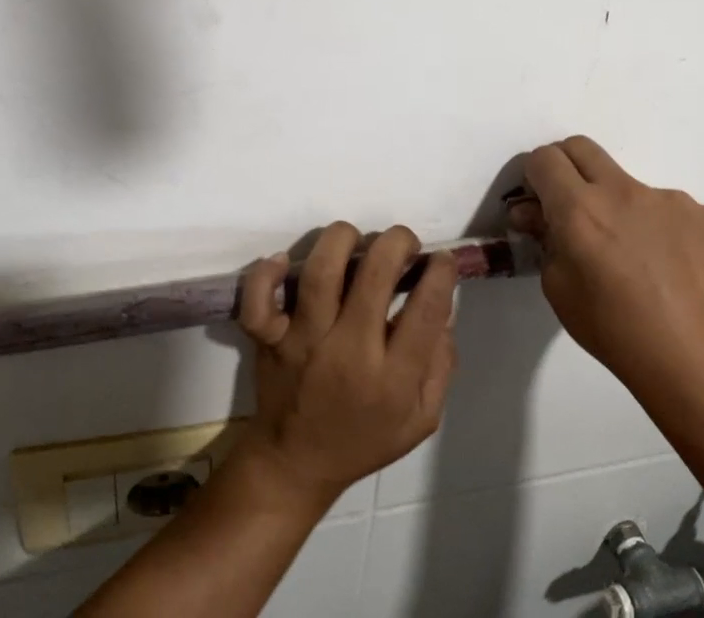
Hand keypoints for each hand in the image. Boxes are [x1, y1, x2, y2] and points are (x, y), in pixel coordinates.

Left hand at [234, 223, 457, 505]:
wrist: (296, 463)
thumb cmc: (364, 439)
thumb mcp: (421, 419)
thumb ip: (440, 366)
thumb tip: (445, 310)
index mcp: (393, 378)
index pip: (426, 310)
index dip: (440, 273)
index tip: (440, 260)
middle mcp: (349, 353)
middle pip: (375, 275)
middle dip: (397, 242)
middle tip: (404, 243)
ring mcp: (304, 343)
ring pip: (320, 273)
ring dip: (343, 239)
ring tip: (356, 239)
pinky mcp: (268, 341)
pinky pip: (258, 302)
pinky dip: (266, 275)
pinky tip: (285, 262)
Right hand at [508, 136, 703, 390]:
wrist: (694, 361)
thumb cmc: (613, 331)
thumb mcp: (558, 289)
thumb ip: (544, 239)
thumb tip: (535, 212)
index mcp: (580, 210)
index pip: (545, 159)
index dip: (535, 176)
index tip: (540, 202)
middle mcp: (624, 192)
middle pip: (582, 148)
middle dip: (567, 169)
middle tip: (572, 208)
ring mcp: (671, 199)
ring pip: (629, 185)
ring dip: (618, 206)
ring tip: (633, 257)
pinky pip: (668, 209)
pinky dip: (658, 228)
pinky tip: (666, 267)